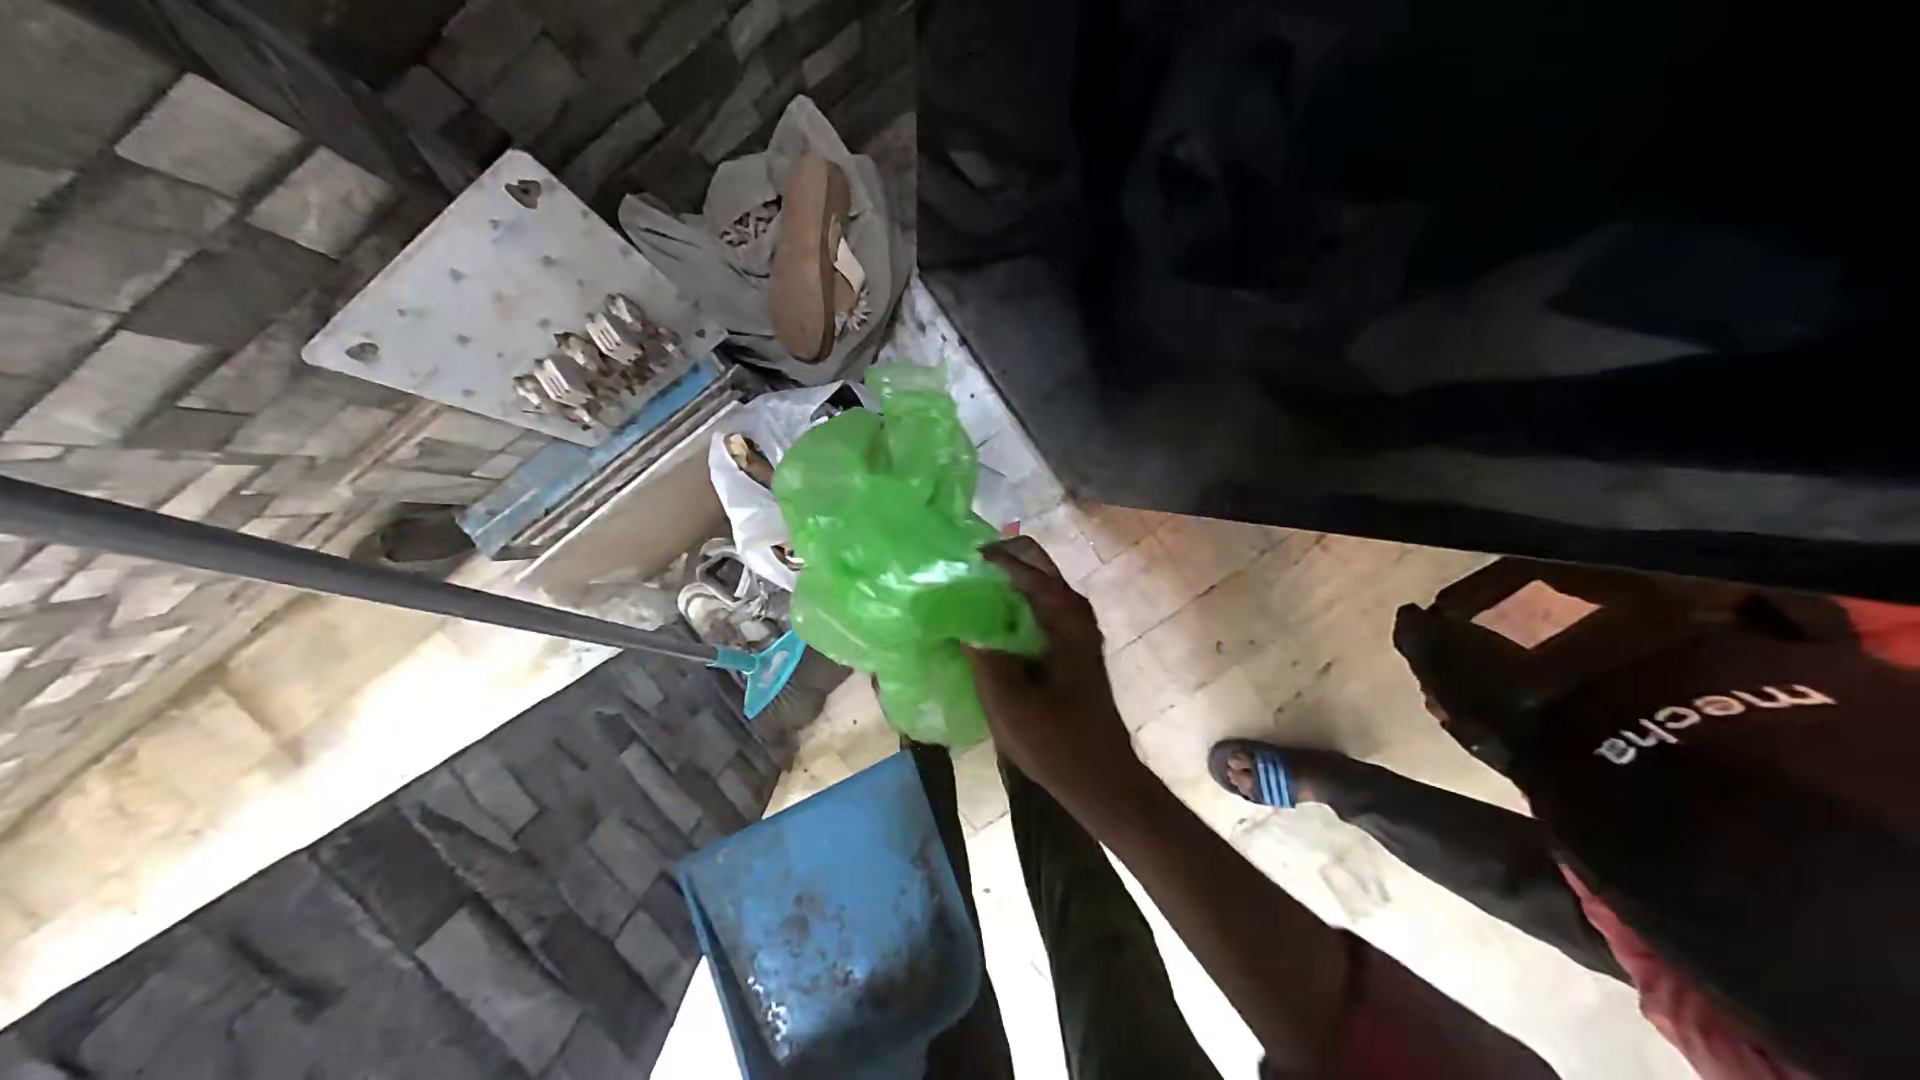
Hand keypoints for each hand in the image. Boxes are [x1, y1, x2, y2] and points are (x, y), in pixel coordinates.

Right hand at [964, 537, 1147, 806]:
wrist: (1100, 779)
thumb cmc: (1058, 743)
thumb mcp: (1010, 702)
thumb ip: (983, 656)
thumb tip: (958, 620)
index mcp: (1066, 618)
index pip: (1027, 569)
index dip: (992, 559)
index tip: (956, 559)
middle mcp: (1074, 614)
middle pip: (1036, 566)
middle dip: (999, 561)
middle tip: (958, 571)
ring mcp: (1073, 630)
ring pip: (1035, 586)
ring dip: (1002, 583)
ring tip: (962, 591)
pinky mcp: (1066, 648)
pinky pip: (1035, 609)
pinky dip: (1009, 605)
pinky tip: (982, 621)